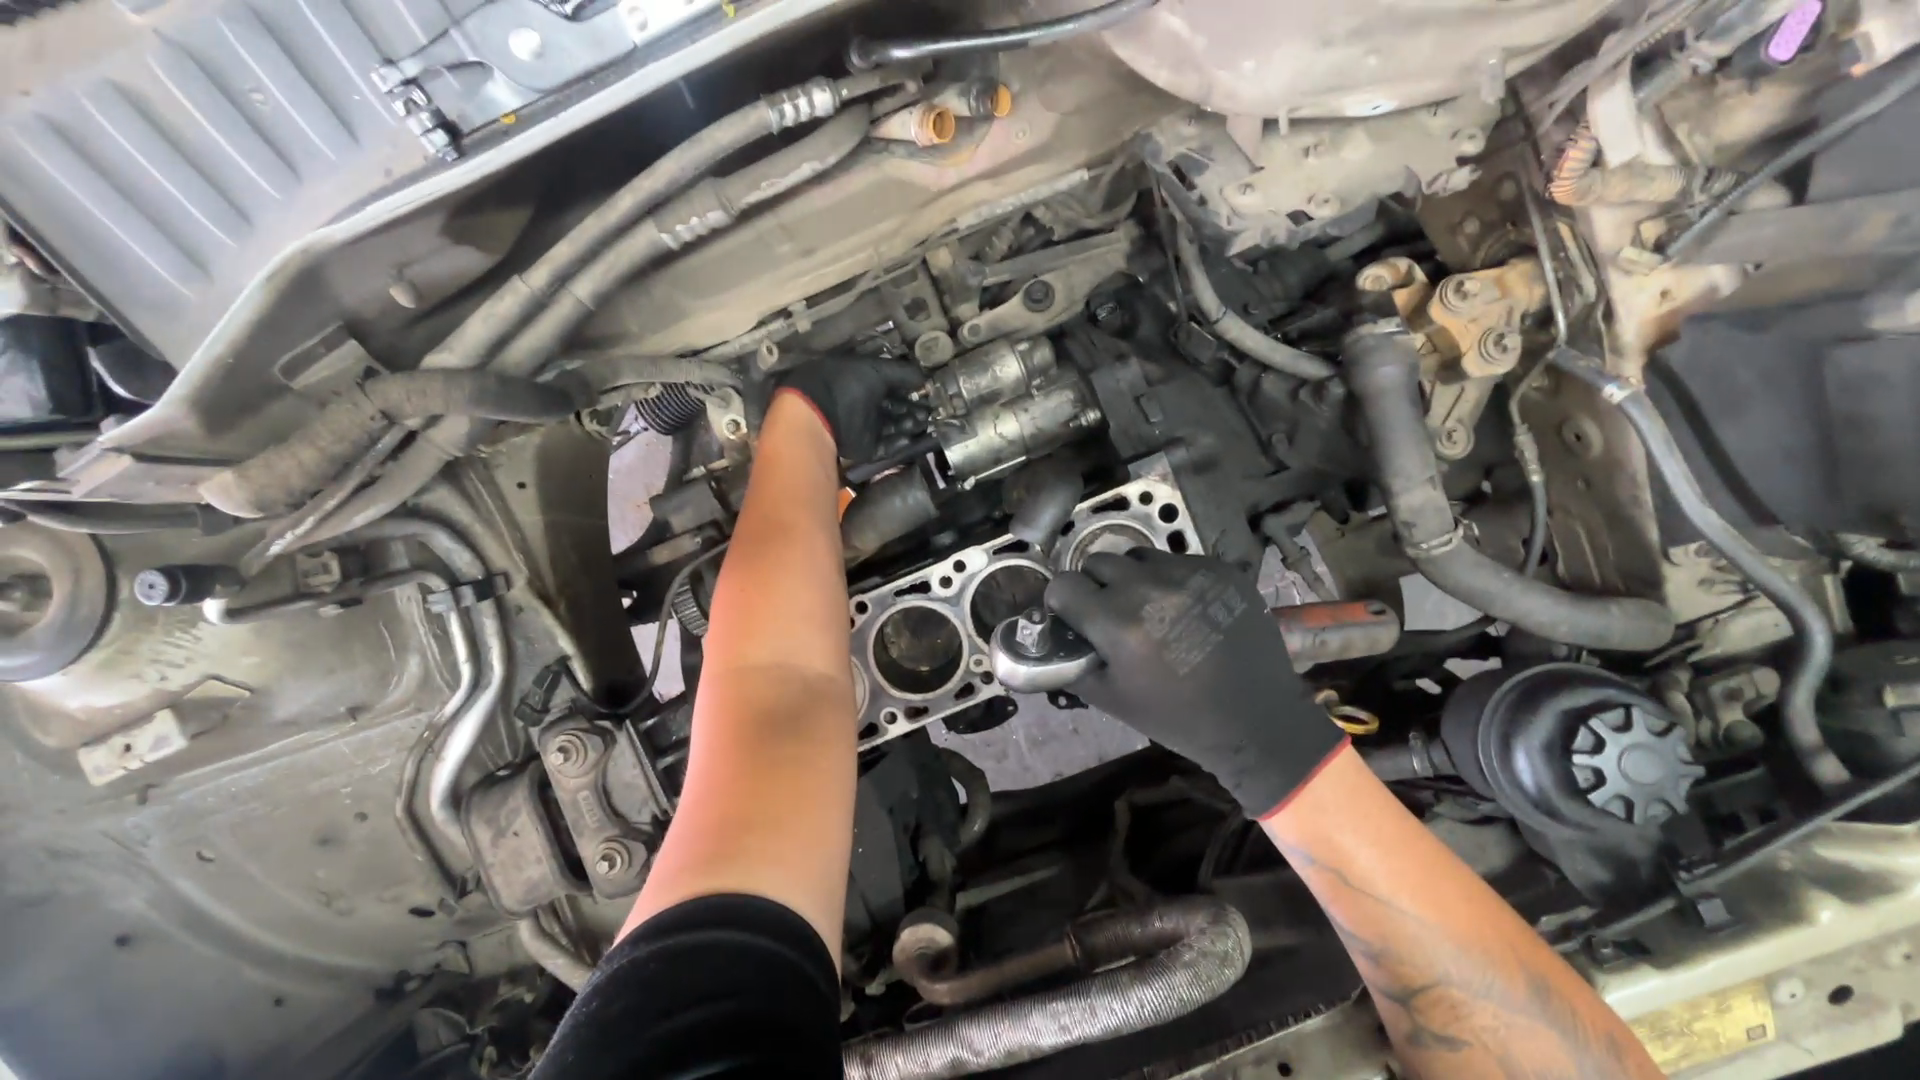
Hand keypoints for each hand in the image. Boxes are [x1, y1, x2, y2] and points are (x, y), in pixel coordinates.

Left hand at [777, 358, 927, 464]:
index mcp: (866, 381)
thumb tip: (924, 378)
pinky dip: (898, 443)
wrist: (820, 413)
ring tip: (921, 424)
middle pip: (896, 408)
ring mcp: (865, 427)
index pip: (894, 386)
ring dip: (909, 425)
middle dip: (913, 410)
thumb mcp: (876, 369)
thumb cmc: (847, 383)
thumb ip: (903, 373)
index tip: (928, 393)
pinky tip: (910, 438)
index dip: (911, 389)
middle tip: (929, 413)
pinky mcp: (865, 446)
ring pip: (894, 427)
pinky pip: (886, 446)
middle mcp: (867, 404)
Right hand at [1045, 550, 1345, 818]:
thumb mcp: (1110, 699)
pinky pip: (1178, 560)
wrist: (1255, 720)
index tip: (1072, 614)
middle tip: (1110, 612)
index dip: (1062, 600)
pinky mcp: (1220, 569)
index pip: (1064, 583)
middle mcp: (1150, 587)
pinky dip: (1172, 580)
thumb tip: (1050, 639)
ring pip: (1138, 555)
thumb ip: (1071, 664)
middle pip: (1098, 561)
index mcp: (1118, 622)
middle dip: (1096, 584)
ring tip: (1148, 607)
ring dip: (1133, 576)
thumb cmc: (1176, 716)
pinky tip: (1185, 610)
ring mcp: (1189, 573)